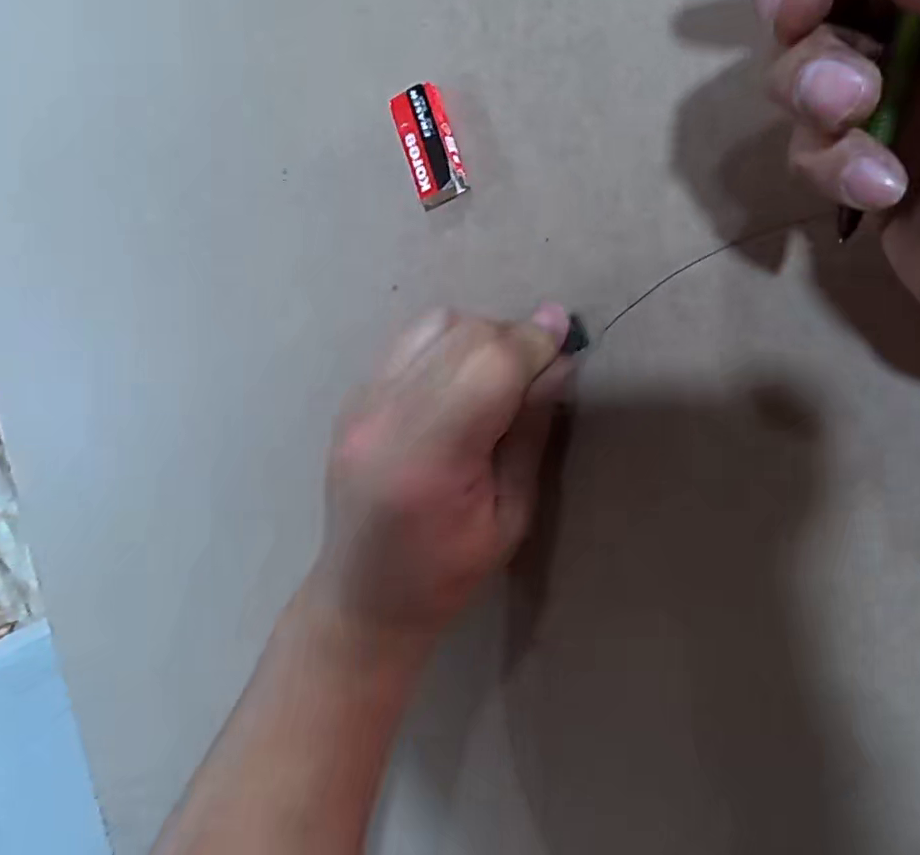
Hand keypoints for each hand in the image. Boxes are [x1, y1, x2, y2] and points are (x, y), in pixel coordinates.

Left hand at [312, 305, 571, 638]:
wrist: (362, 594)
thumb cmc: (447, 573)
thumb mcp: (512, 515)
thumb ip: (532, 433)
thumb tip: (559, 364)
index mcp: (429, 456)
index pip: (491, 365)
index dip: (534, 342)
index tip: (566, 332)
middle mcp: (386, 414)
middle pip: (464, 335)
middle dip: (513, 337)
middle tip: (539, 365)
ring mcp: (362, 400)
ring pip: (435, 324)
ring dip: (480, 334)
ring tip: (498, 373)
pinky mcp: (353, 396)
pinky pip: (409, 339)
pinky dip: (447, 341)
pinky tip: (459, 376)